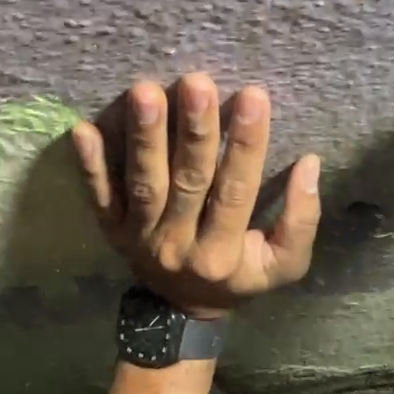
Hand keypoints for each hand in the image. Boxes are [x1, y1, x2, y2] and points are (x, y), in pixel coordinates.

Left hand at [70, 73, 321, 318]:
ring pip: (144, 183)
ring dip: (144, 138)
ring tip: (145, 91)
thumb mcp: (283, 266)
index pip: (235, 192)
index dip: (246, 146)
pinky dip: (90, 166)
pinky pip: (100, 196)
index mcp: (222, 255)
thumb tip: (309, 165)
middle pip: (188, 181)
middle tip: (196, 82)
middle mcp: (178, 246)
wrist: (184, 311)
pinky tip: (84, 130)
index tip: (254, 97)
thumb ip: (301, 222)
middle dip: (194, 131)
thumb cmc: (240, 278)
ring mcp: (140, 237)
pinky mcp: (113, 229)